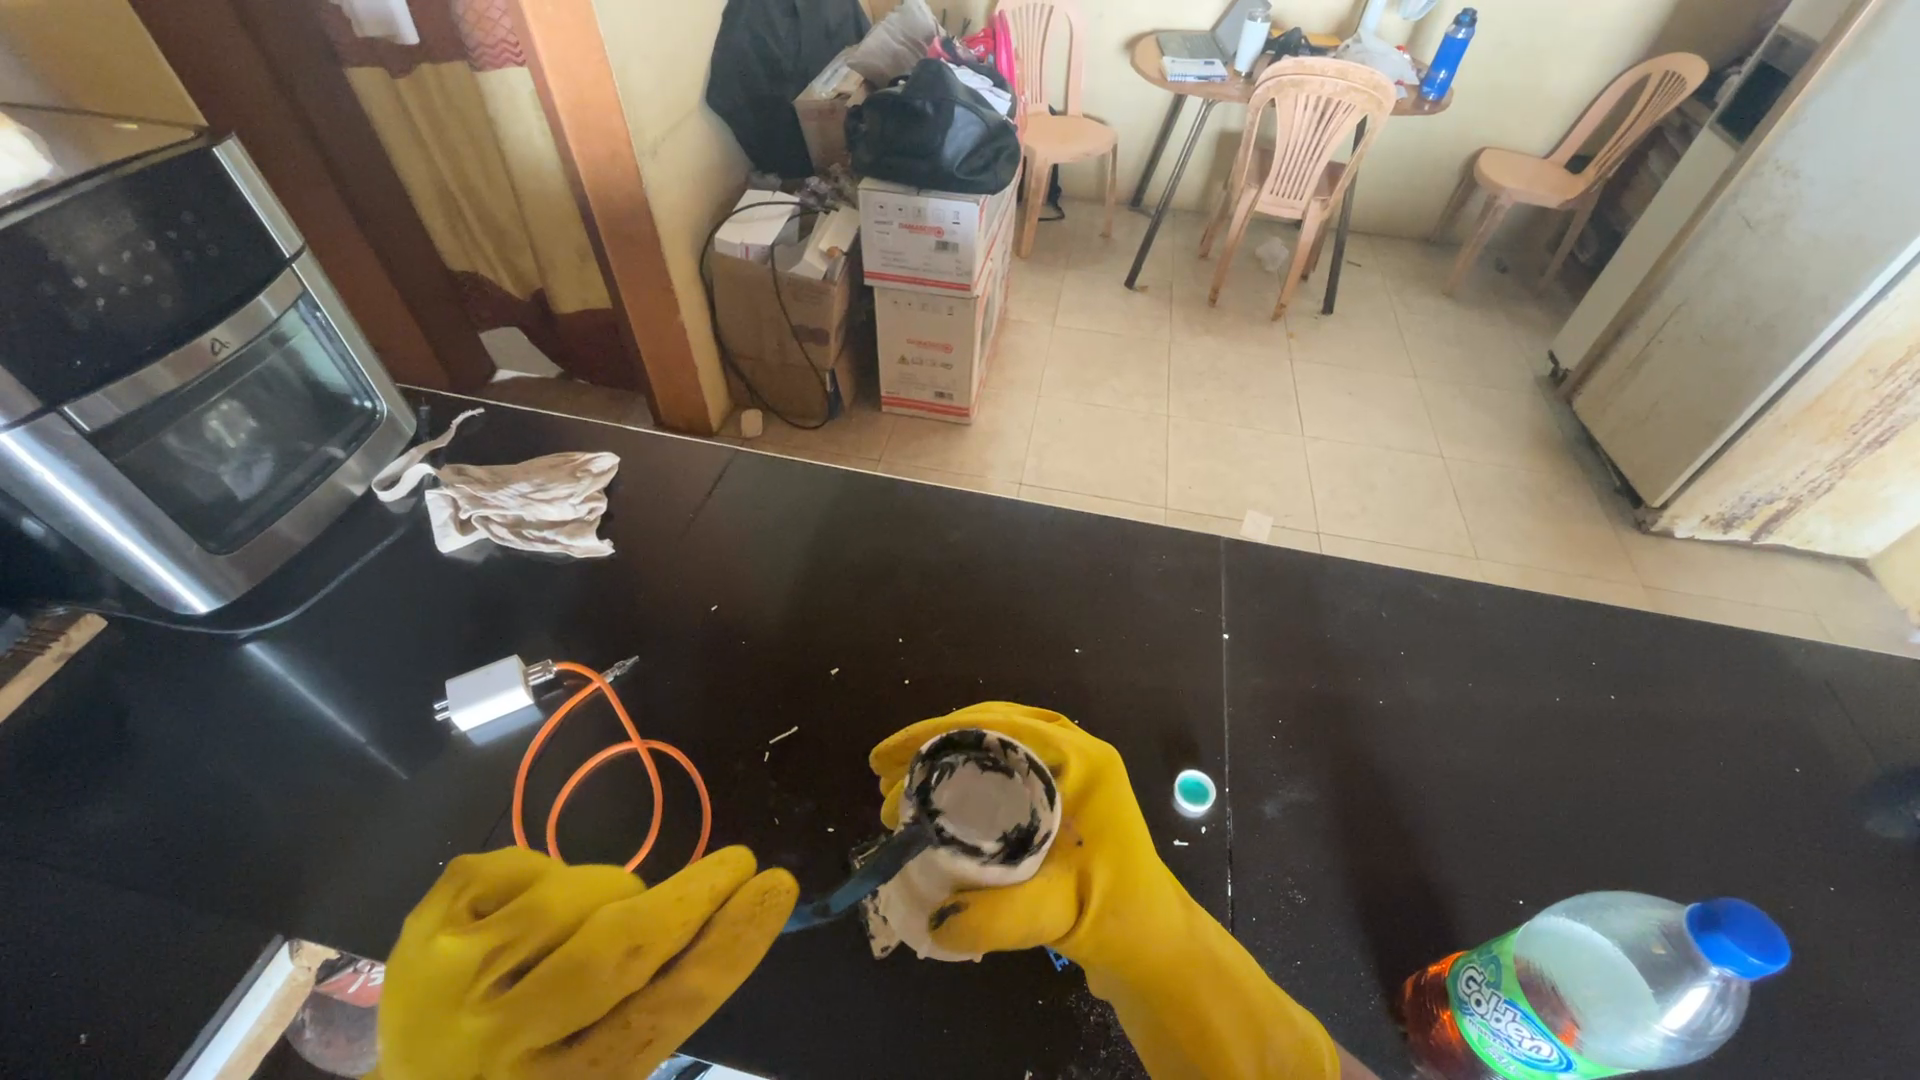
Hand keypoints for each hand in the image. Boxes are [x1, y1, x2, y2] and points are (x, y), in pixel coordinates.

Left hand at [375, 846, 795, 1079]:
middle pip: (618, 946)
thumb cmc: (532, 1077)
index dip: (732, 941)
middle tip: (738, 861)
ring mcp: (447, 983)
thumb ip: (657, 1001)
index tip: (776, 886)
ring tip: (605, 912)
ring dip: (611, 889)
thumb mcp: (604, 1063)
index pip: (668, 1006)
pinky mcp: (419, 932)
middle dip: (693, 894)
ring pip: (572, 893)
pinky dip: (546, 870)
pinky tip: (536, 905)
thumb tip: (722, 914)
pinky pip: (519, 862)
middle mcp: (497, 1045)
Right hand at [870, 702, 1183, 964]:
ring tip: (897, 795)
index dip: (932, 735)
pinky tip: (935, 803)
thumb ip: (995, 919)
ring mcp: (1067, 767)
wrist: (1152, 942)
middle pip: (988, 726)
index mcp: (1078, 760)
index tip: (883, 761)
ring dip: (943, 760)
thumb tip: (932, 921)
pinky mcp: (1059, 789)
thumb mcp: (1056, 913)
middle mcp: (1073, 750)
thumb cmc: (1115, 917)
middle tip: (883, 782)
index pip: (994, 725)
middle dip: (929, 749)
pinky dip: (962, 775)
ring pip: (992, 742)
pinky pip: (1002, 763)